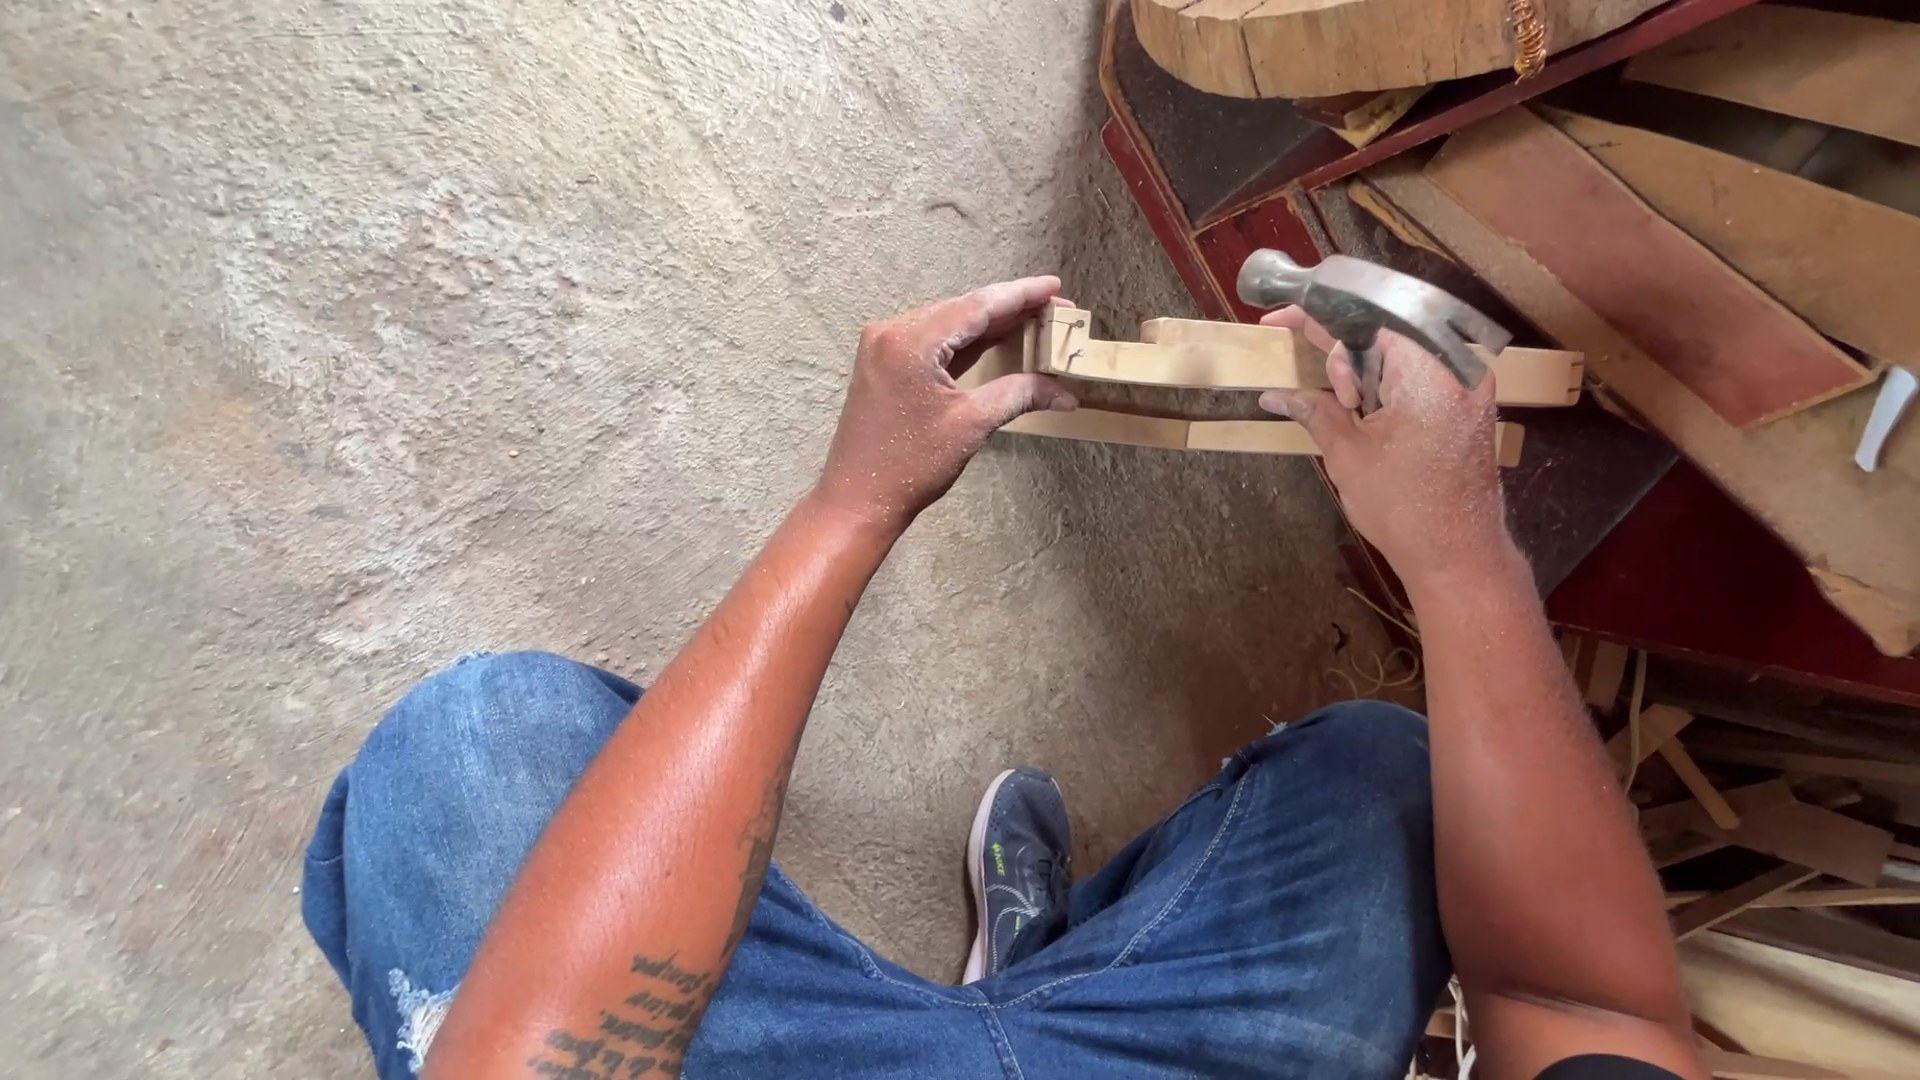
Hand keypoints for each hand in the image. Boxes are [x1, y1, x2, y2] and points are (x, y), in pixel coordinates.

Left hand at [815, 276, 1077, 533]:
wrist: (859, 499)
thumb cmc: (910, 466)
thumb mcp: (972, 425)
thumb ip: (1018, 395)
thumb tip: (1064, 392)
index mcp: (911, 341)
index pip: (977, 305)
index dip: (1021, 295)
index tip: (1054, 287)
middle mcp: (892, 332)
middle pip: (962, 309)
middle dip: (1009, 309)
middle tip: (1053, 310)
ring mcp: (883, 347)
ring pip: (947, 324)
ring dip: (988, 324)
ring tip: (1032, 321)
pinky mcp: (883, 364)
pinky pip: (931, 342)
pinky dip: (964, 343)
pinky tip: (994, 339)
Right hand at [1258, 306, 1510, 588]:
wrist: (1456, 552)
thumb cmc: (1400, 505)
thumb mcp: (1346, 454)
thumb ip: (1314, 410)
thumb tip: (1274, 394)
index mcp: (1426, 370)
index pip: (1363, 320)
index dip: (1314, 317)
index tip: (1278, 320)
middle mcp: (1455, 366)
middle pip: (1383, 333)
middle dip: (1340, 355)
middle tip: (1323, 396)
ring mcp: (1466, 385)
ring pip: (1399, 354)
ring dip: (1363, 374)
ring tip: (1348, 413)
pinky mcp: (1466, 404)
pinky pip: (1418, 375)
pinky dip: (1385, 384)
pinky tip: (1366, 412)